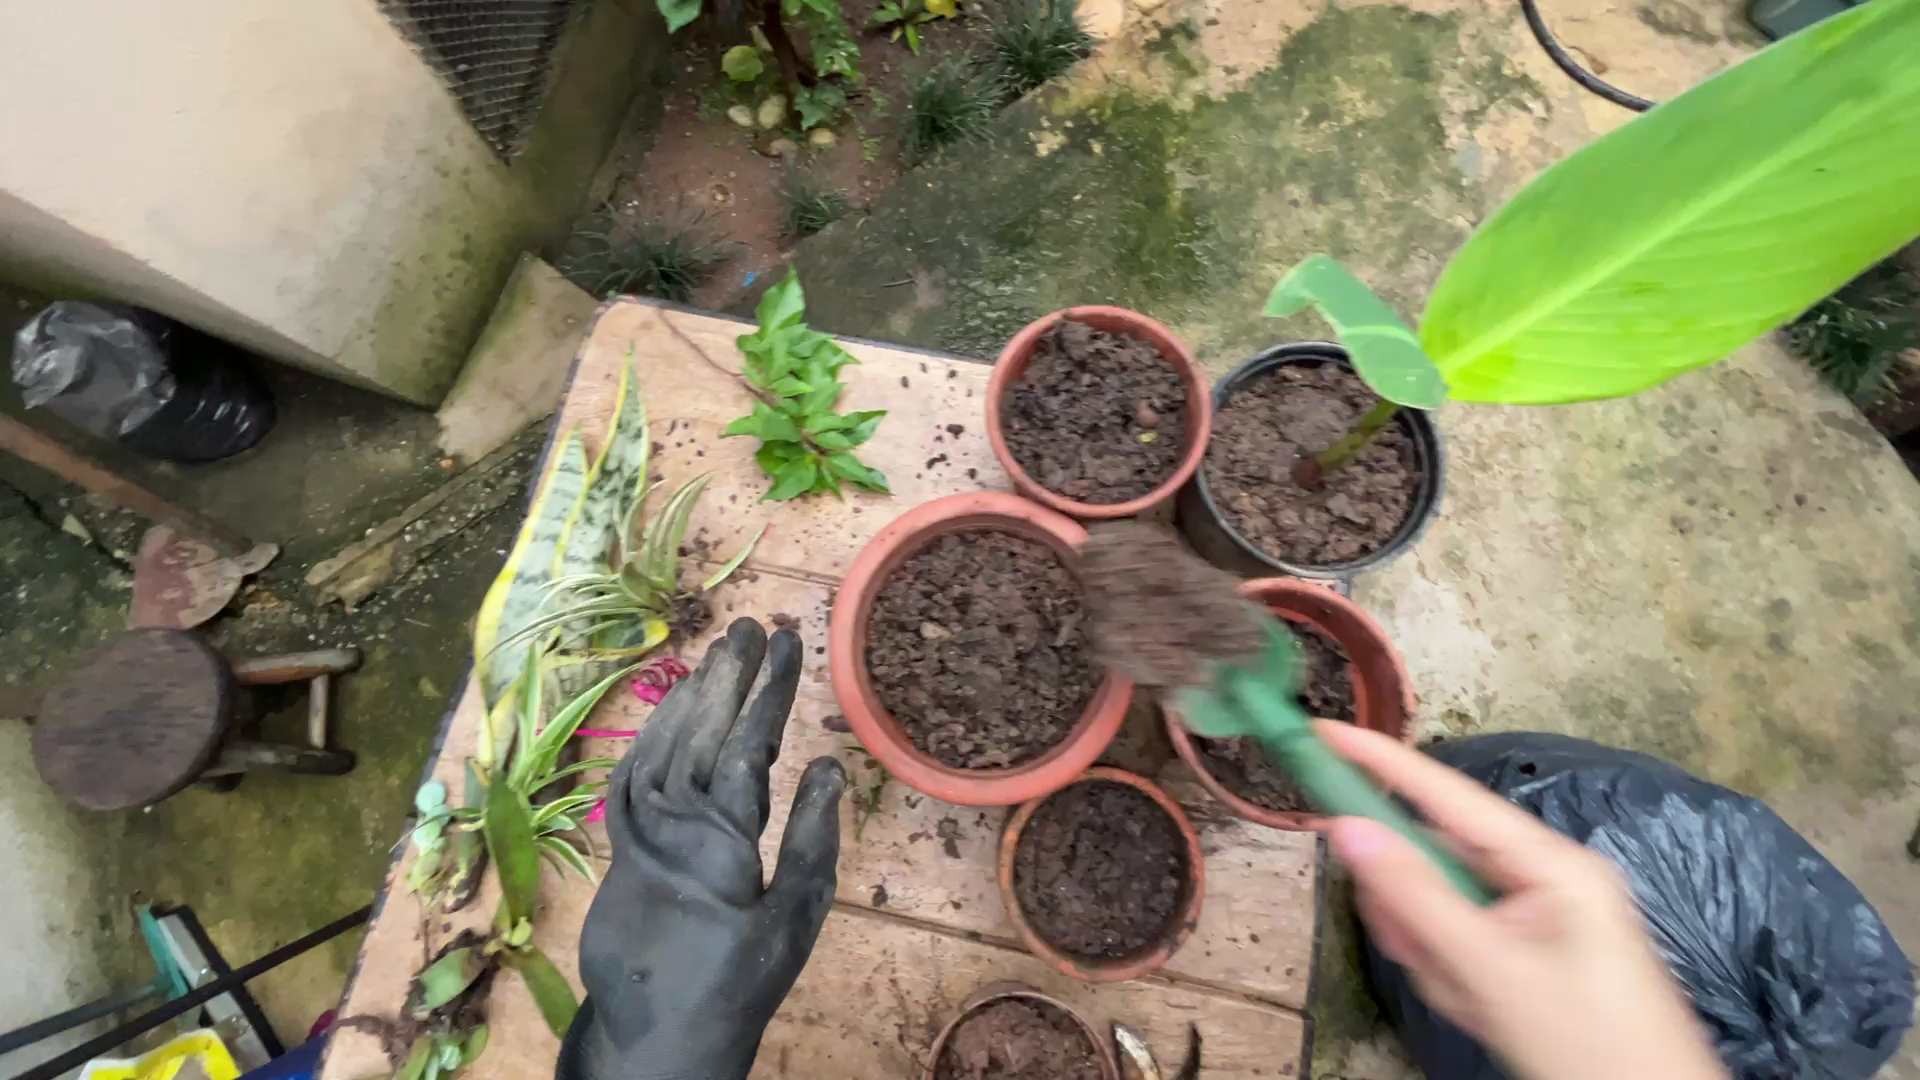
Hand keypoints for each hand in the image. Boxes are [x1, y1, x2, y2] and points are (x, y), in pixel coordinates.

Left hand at [557, 619, 846, 1079]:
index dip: (770, 689)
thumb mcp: (796, 918)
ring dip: (692, 694)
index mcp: (723, 839)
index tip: (787, 643)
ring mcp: (636, 831)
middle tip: (750, 626)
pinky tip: (673, 709)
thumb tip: (827, 763)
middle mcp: (672, 823)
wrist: (655, 1040)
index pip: (749, 743)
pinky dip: (655, 731)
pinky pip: (634, 771)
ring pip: (662, 744)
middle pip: (701, 731)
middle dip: (728, 675)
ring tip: (718, 655)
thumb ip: (812, 837)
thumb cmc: (740, 978)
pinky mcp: (619, 842)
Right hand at [1319, 722, 1727, 1079]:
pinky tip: (1471, 1000)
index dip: (1378, 757)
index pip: (1443, 791)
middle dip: (1409, 903)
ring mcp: (1523, 908)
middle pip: (1428, 854)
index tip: (1323, 731)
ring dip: (1426, 943)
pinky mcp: (1512, 941)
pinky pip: (1443, 929)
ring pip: (1428, 896)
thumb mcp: (1493, 970)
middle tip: (1408, 942)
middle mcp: (1533, 872)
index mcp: (1547, 862)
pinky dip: (1440, 963)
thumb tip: (1345, 828)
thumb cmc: (1594, 1048)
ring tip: (1462, 992)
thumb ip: (1413, 895)